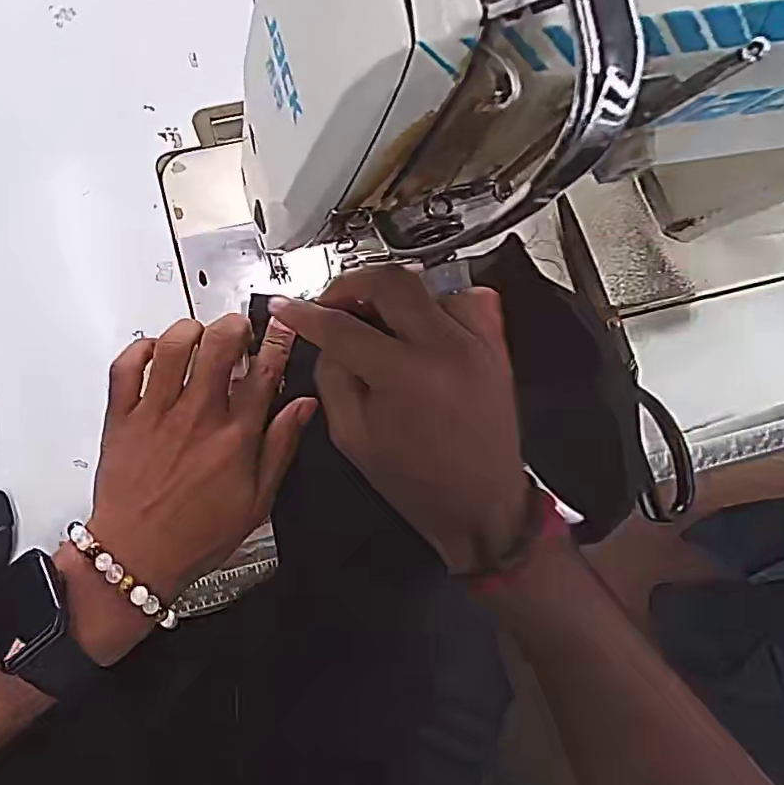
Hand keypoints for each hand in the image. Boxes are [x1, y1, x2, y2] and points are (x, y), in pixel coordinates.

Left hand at [69, 314, 317, 662]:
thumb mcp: (256, 502)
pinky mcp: (121, 417)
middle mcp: (196, 417)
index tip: (283, 328)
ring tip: (198, 336)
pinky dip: (140, 348)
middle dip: (234, 326)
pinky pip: (126, 367)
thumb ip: (281, 447)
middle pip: (218, 344)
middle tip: (237, 331)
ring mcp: (156, 414)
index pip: (264, 372)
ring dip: (190, 330)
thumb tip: (303, 409)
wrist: (136, 556)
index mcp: (233, 437)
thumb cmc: (194, 535)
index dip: (278, 341)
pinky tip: (153, 351)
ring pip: (173, 345)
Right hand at [268, 266, 530, 575]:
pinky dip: (436, 301)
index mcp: (404, 377)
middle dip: (349, 285)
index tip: (288, 307)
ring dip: (392, 293)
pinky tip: (420, 321)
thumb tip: (325, 337)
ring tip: (375, 316)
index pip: (341, 326)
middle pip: (389, 280)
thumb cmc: (417, 480)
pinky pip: (467, 298)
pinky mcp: (495, 347)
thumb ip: (332, 377)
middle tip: (332, 302)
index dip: (305, 313)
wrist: (480, 503)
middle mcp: (446, 351)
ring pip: (427, 282)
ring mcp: (477, 344)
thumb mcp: (351, 435)